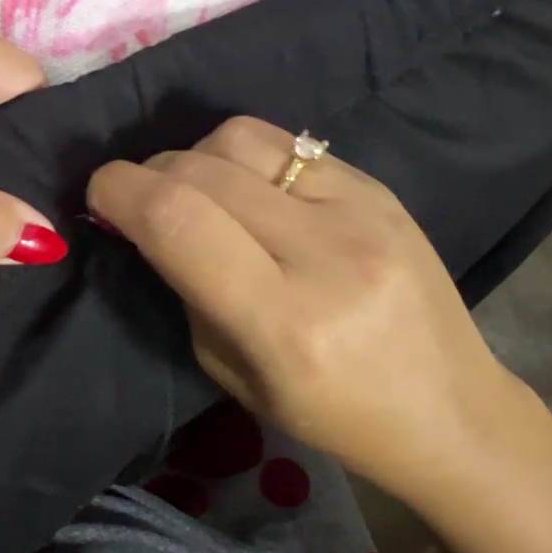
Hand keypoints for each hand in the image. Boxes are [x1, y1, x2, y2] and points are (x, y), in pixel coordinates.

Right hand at [85, 116, 527, 497]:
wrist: (452, 409)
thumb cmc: (330, 414)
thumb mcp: (230, 372)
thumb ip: (185, 289)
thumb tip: (143, 221)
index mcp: (284, 322)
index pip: (178, 221)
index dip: (120, 192)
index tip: (99, 196)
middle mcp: (326, 255)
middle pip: (199, 171)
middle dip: (146, 174)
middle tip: (136, 198)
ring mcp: (361, 211)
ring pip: (238, 138)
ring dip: (192, 157)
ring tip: (193, 189)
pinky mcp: (379, 187)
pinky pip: (282, 142)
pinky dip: (239, 156)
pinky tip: (244, 187)